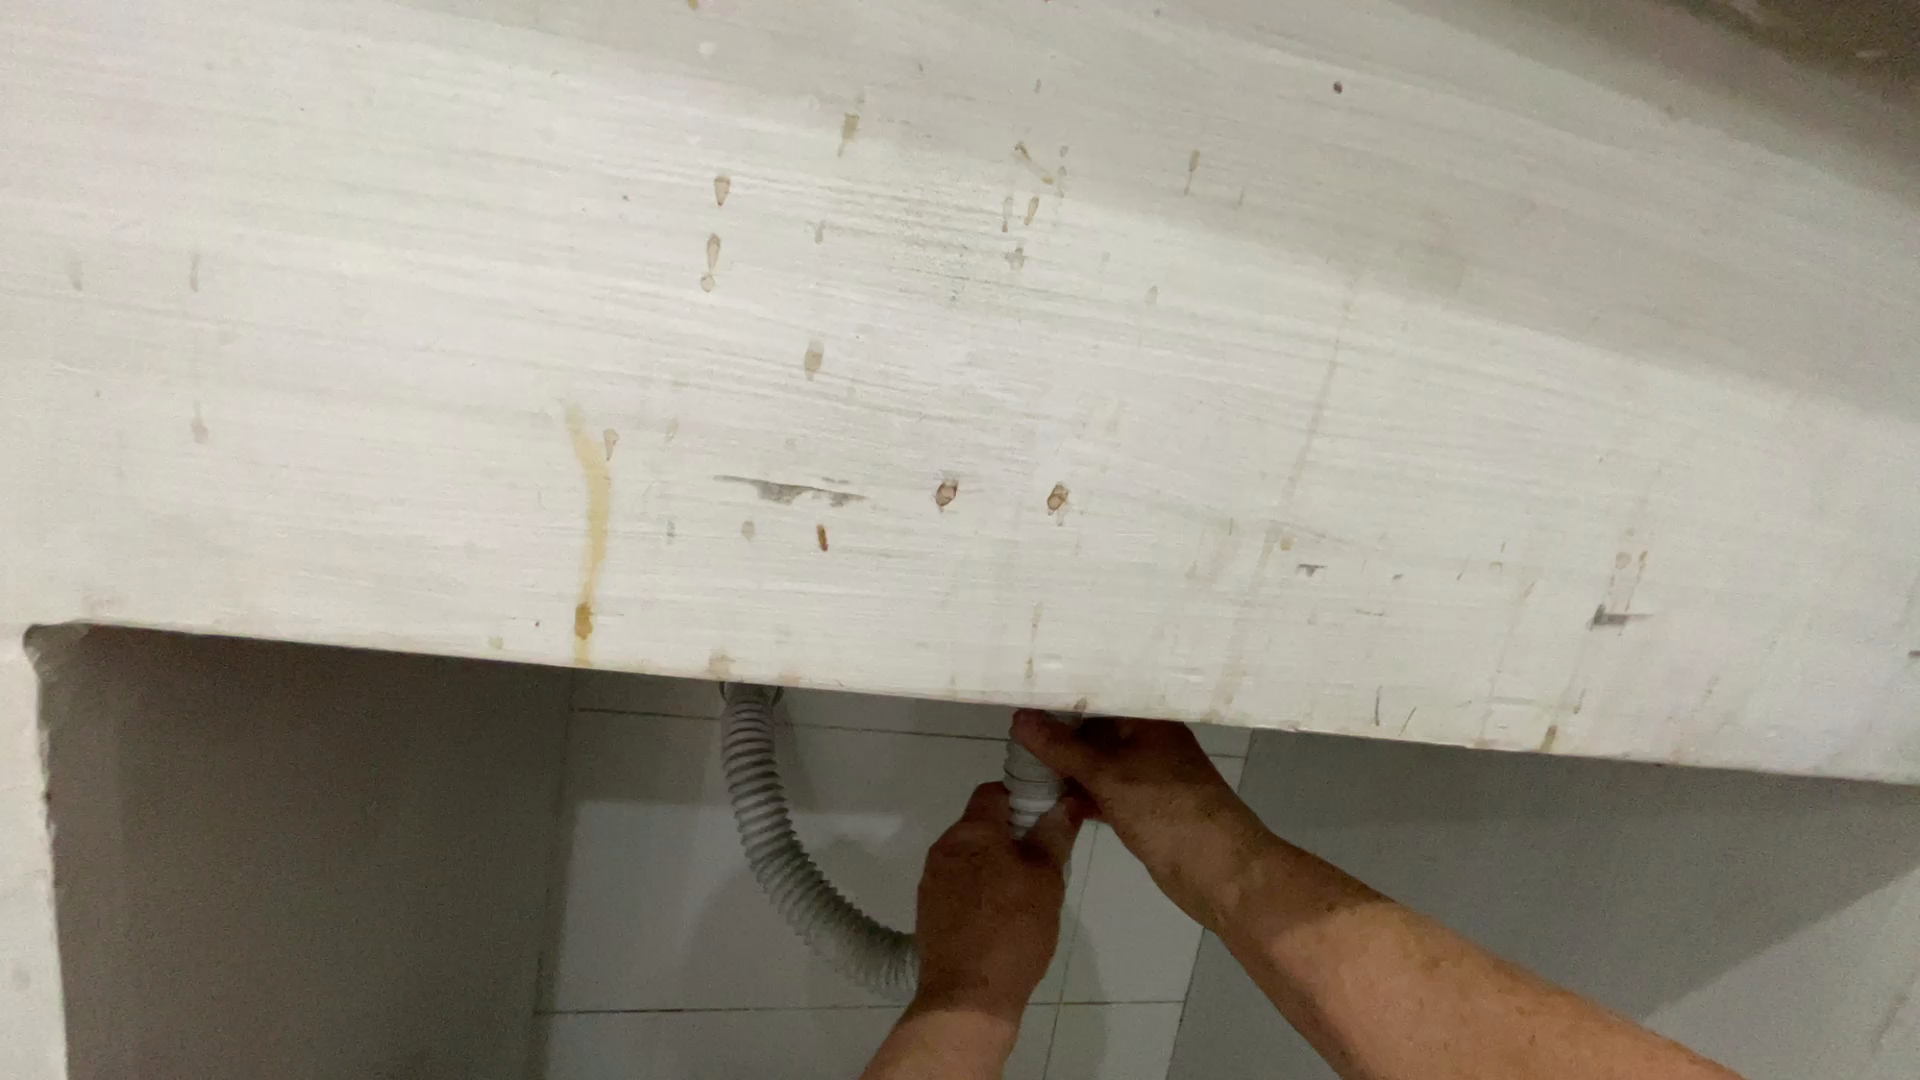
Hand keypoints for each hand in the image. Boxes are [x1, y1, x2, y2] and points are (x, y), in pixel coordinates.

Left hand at [913, 782, 1079, 1020]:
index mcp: (971, 830)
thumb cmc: (1013, 930)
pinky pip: (959, 883)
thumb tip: (1066, 801)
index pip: (994, 791)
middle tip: (1042, 860)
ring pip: (970, 854)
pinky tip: (1000, 915)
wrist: (968, 997)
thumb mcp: (1046, 879)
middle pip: (980, 822)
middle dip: (1010, 834)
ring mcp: (932, 879)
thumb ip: (1054, 834)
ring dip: (994, 862)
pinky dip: (979, 888)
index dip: (1021, 797)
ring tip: (1024, 892)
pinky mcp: (929, 910)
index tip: (1045, 818)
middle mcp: (945, 846)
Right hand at [1011, 710, 1273, 931]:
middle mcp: (1147, 741)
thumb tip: (1019, 717)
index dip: (1060, 698)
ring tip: (1021, 768)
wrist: (1221, 873)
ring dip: (1066, 768)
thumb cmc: (1167, 810)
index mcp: (1147, 720)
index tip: (1020, 699)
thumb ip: (1062, 747)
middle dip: (1057, 736)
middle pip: (1094, 731)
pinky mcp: (1143, 808)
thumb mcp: (1108, 774)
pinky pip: (1103, 792)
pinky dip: (1080, 794)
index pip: (1096, 696)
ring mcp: (1146, 776)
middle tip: (1012, 739)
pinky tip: (1049, 799)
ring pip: (1097, 764)